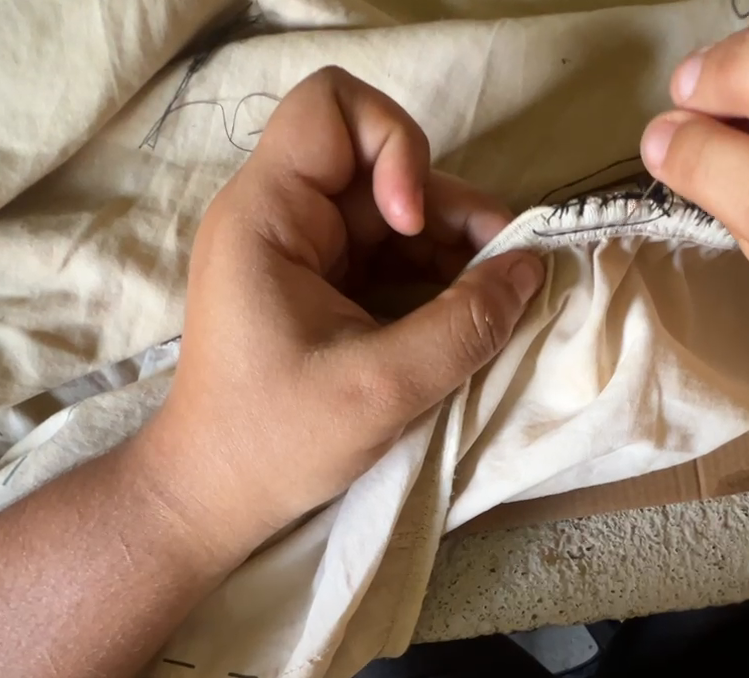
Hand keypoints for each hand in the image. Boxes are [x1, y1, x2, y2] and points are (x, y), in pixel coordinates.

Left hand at [140, 67, 544, 550]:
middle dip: (449, 212)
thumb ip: (464, 327)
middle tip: (505, 269)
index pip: (333, 109)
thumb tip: (532, 270)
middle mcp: (282, 219)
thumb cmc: (277, 442)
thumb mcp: (382, 388)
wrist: (217, 496)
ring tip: (498, 298)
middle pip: (381, 167)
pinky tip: (469, 315)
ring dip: (452, 250)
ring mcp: (303, 257)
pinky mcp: (322, 293)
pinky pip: (388, 262)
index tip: (415, 224)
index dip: (395, 145)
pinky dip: (434, 281)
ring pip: (394, 218)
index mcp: (268, 217)